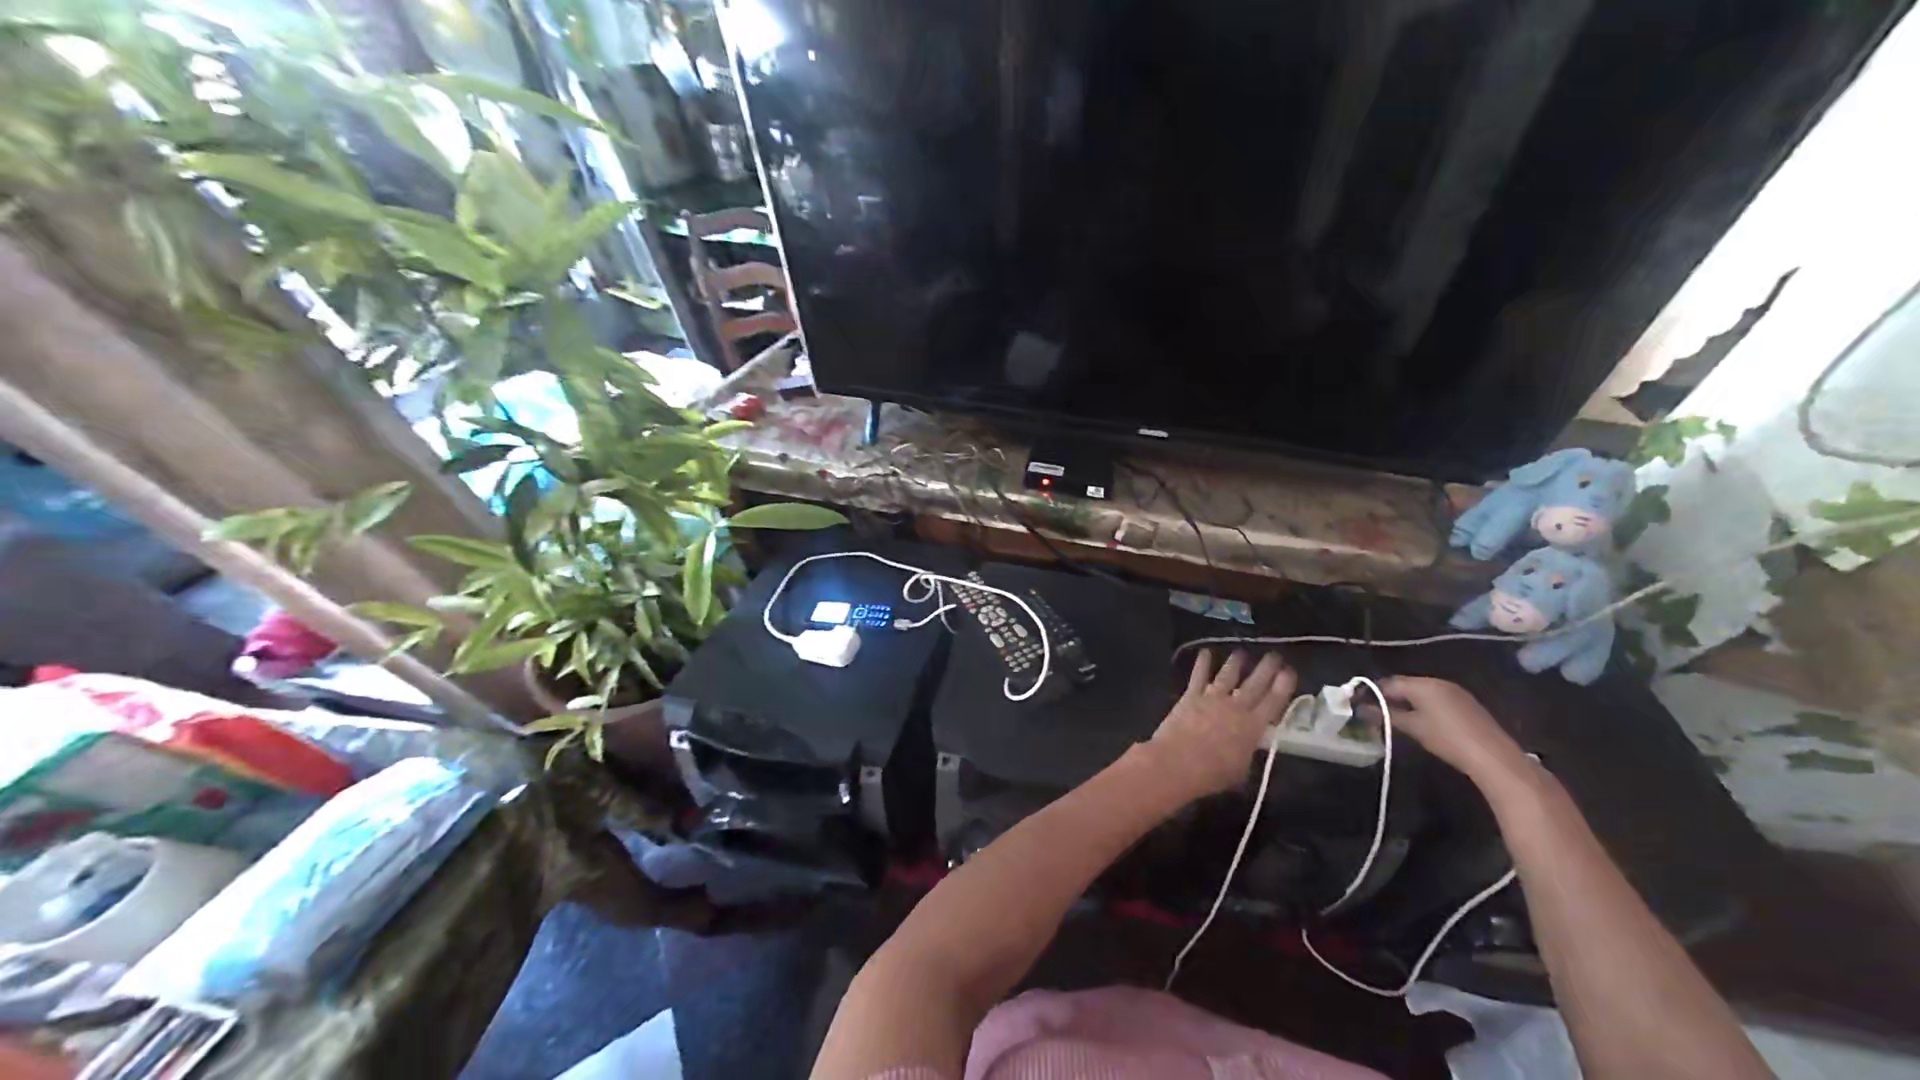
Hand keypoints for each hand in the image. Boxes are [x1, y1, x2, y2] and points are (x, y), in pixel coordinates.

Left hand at [1146, 650, 1297, 799]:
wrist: (1177, 762)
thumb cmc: (1212, 773)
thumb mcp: (1241, 769)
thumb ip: (1247, 752)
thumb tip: (1248, 744)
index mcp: (1252, 727)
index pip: (1273, 702)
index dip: (1283, 685)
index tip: (1289, 670)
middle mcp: (1235, 707)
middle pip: (1254, 684)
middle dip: (1266, 668)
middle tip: (1274, 655)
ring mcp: (1212, 698)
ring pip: (1228, 675)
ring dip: (1236, 663)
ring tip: (1242, 652)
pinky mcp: (1190, 696)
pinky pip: (1198, 676)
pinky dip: (1202, 663)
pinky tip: (1205, 652)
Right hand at [1377, 676, 1531, 787]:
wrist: (1493, 756)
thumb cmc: (1447, 738)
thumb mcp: (1412, 727)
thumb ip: (1386, 715)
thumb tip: (1362, 709)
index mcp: (1422, 684)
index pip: (1388, 682)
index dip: (1372, 692)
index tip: (1360, 705)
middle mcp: (1438, 682)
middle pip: (1406, 685)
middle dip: (1389, 697)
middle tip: (1376, 713)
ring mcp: (1455, 692)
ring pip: (1421, 692)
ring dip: (1407, 702)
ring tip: (1396, 719)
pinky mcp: (1466, 704)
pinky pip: (1436, 699)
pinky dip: (1424, 706)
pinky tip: (1422, 722)